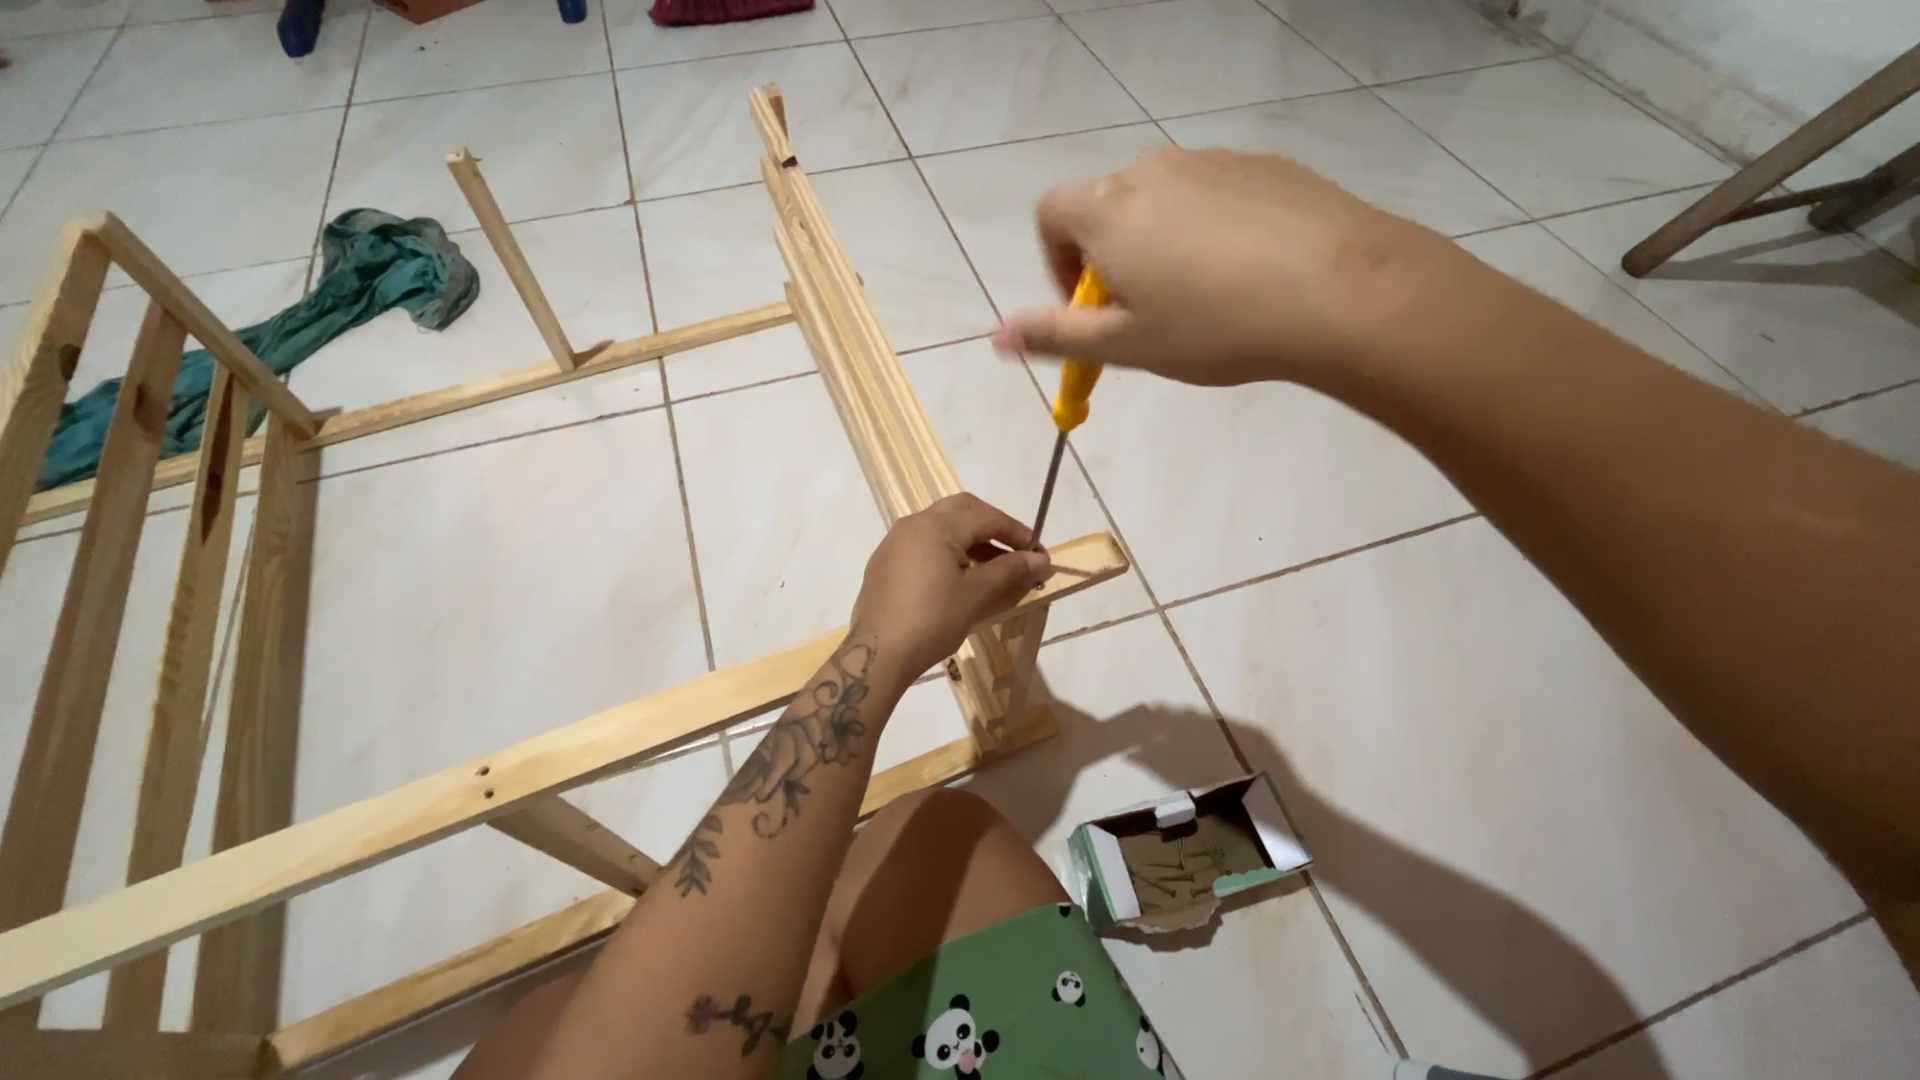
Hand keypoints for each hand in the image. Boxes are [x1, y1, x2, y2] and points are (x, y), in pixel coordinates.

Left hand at [850, 494, 1052, 676]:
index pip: (987, 517)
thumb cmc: (932, 620)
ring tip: (994, 568)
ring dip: (971, 540)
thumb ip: (1010, 571)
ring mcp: (894, 543)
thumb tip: (1041, 560)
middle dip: (993, 526)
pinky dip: (948, 551)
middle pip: (962, 511)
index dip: (1017, 532)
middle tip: (1015, 550)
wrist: (878, 653)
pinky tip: (960, 578)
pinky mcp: (885, 563)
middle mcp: (912, 524)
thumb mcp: (976, 595)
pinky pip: (923, 544)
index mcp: (936, 526)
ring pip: (941, 527)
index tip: (1038, 553)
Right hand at [991, 146, 1492, 387]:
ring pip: (1162, 202)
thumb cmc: (1214, 327)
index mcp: (1108, 209)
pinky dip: (1210, 230)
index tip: (1087, 308)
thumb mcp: (1125, 345)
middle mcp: (1152, 170)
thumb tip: (995, 336)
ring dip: (1159, 244)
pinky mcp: (1264, 164)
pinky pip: (1214, 195)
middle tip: (1145, 314)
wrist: (1340, 291)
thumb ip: (1053, 335)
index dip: (1055, 264)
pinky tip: (1247, 275)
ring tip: (1202, 299)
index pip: (1050, 215)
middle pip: (1106, 206)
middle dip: (1109, 259)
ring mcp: (1212, 160)